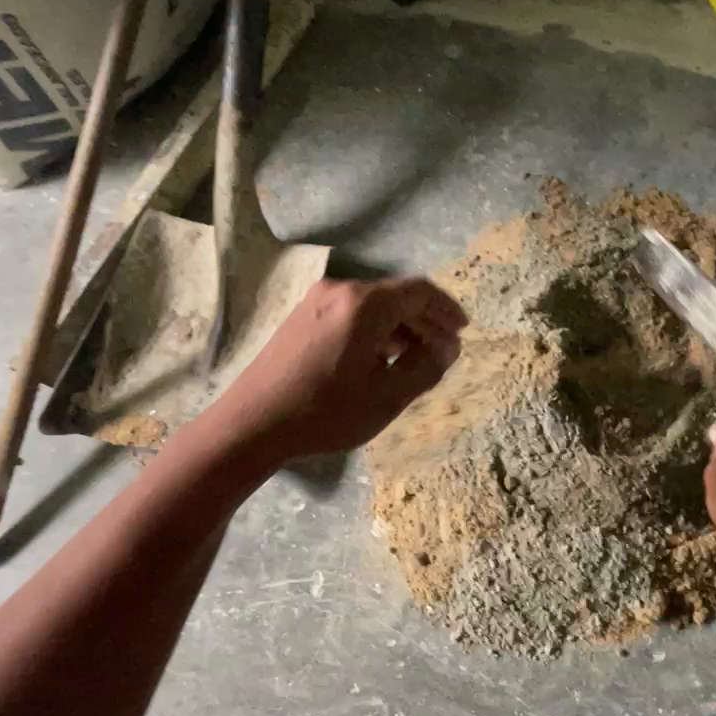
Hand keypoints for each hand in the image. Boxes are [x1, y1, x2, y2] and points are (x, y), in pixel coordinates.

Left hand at [202, 277, 466, 463]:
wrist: (253, 424)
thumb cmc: (326, 412)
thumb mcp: (387, 397)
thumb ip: (426, 367)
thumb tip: (450, 347)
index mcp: (365, 304)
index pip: (420, 291)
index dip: (446, 310)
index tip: (462, 331)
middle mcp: (341, 291)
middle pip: (396, 296)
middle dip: (425, 321)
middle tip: (444, 351)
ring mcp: (317, 301)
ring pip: (373, 306)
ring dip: (400, 328)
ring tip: (415, 360)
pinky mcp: (302, 317)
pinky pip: (351, 314)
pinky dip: (375, 330)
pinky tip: (380, 361)